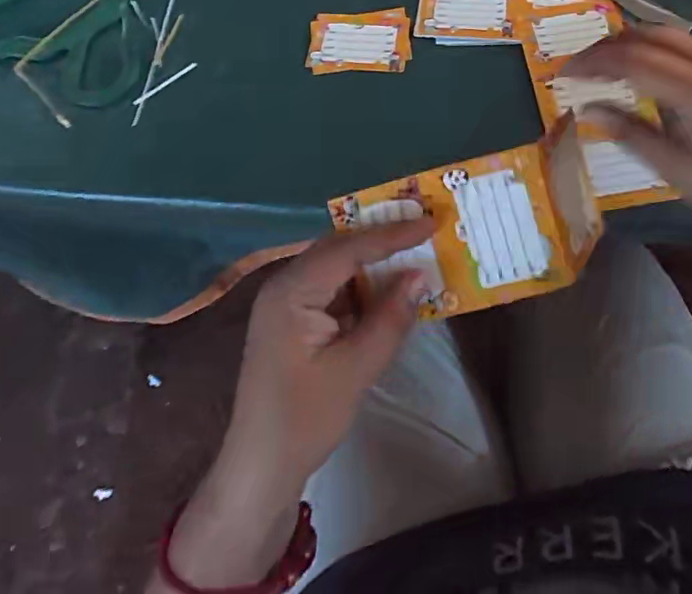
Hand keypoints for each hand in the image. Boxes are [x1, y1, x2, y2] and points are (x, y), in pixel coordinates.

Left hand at [226, 217, 434, 490]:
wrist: (261, 469)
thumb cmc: (305, 419)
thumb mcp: (356, 368)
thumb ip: (390, 317)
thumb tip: (420, 275)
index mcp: (291, 291)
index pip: (348, 248)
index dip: (392, 234)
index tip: (431, 222)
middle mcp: (285, 286)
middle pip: (340, 248)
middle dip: (383, 238)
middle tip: (425, 227)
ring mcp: (287, 302)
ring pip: (338, 266)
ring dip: (375, 260)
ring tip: (415, 250)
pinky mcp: (295, 320)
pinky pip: (335, 288)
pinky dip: (364, 285)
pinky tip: (390, 287)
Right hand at [563, 27, 691, 256]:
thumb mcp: (684, 175)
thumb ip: (634, 135)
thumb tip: (591, 108)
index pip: (633, 59)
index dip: (592, 62)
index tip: (562, 73)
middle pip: (654, 34)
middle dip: (610, 43)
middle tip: (580, 65)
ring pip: (676, 34)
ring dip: (637, 42)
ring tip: (606, 66)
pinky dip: (663, 50)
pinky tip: (651, 74)